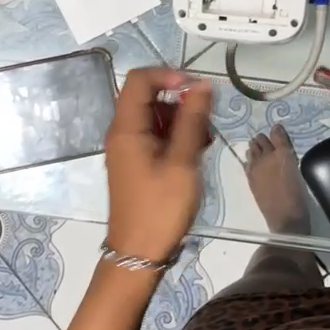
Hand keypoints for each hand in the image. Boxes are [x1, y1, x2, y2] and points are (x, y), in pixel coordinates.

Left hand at [104, 69, 211, 261]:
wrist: (139, 253)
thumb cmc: (161, 208)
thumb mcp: (183, 161)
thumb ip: (192, 120)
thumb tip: (202, 85)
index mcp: (126, 128)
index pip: (140, 79)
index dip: (169, 75)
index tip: (198, 89)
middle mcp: (122, 133)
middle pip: (149, 97)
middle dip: (181, 102)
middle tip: (207, 122)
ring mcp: (128, 149)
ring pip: (155, 117)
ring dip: (182, 121)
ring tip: (205, 142)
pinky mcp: (137, 163)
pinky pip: (156, 136)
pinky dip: (176, 137)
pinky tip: (196, 153)